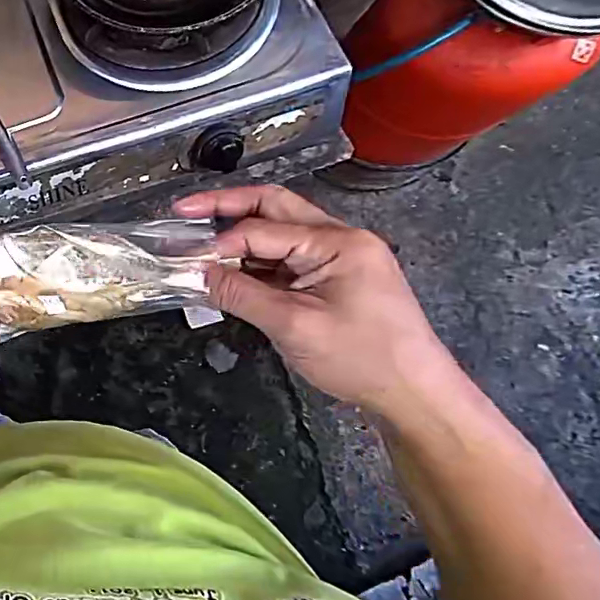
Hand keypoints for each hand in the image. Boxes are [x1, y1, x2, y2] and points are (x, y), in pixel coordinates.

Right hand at [174, 185, 457, 416]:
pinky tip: (230, 270)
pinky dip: (256, 261)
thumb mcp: (293, 325)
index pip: (262, 230)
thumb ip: (240, 294)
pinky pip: (287, 258)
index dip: (219, 243)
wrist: (414, 393)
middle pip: (273, 207)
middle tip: (184, 211)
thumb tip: (196, 274)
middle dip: (226, 207)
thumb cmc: (361, 358)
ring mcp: (338, 257)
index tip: (184, 257)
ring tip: (200, 242)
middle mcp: (339, 238)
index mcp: (336, 242)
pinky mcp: (334, 277)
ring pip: (279, 231)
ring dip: (240, 236)